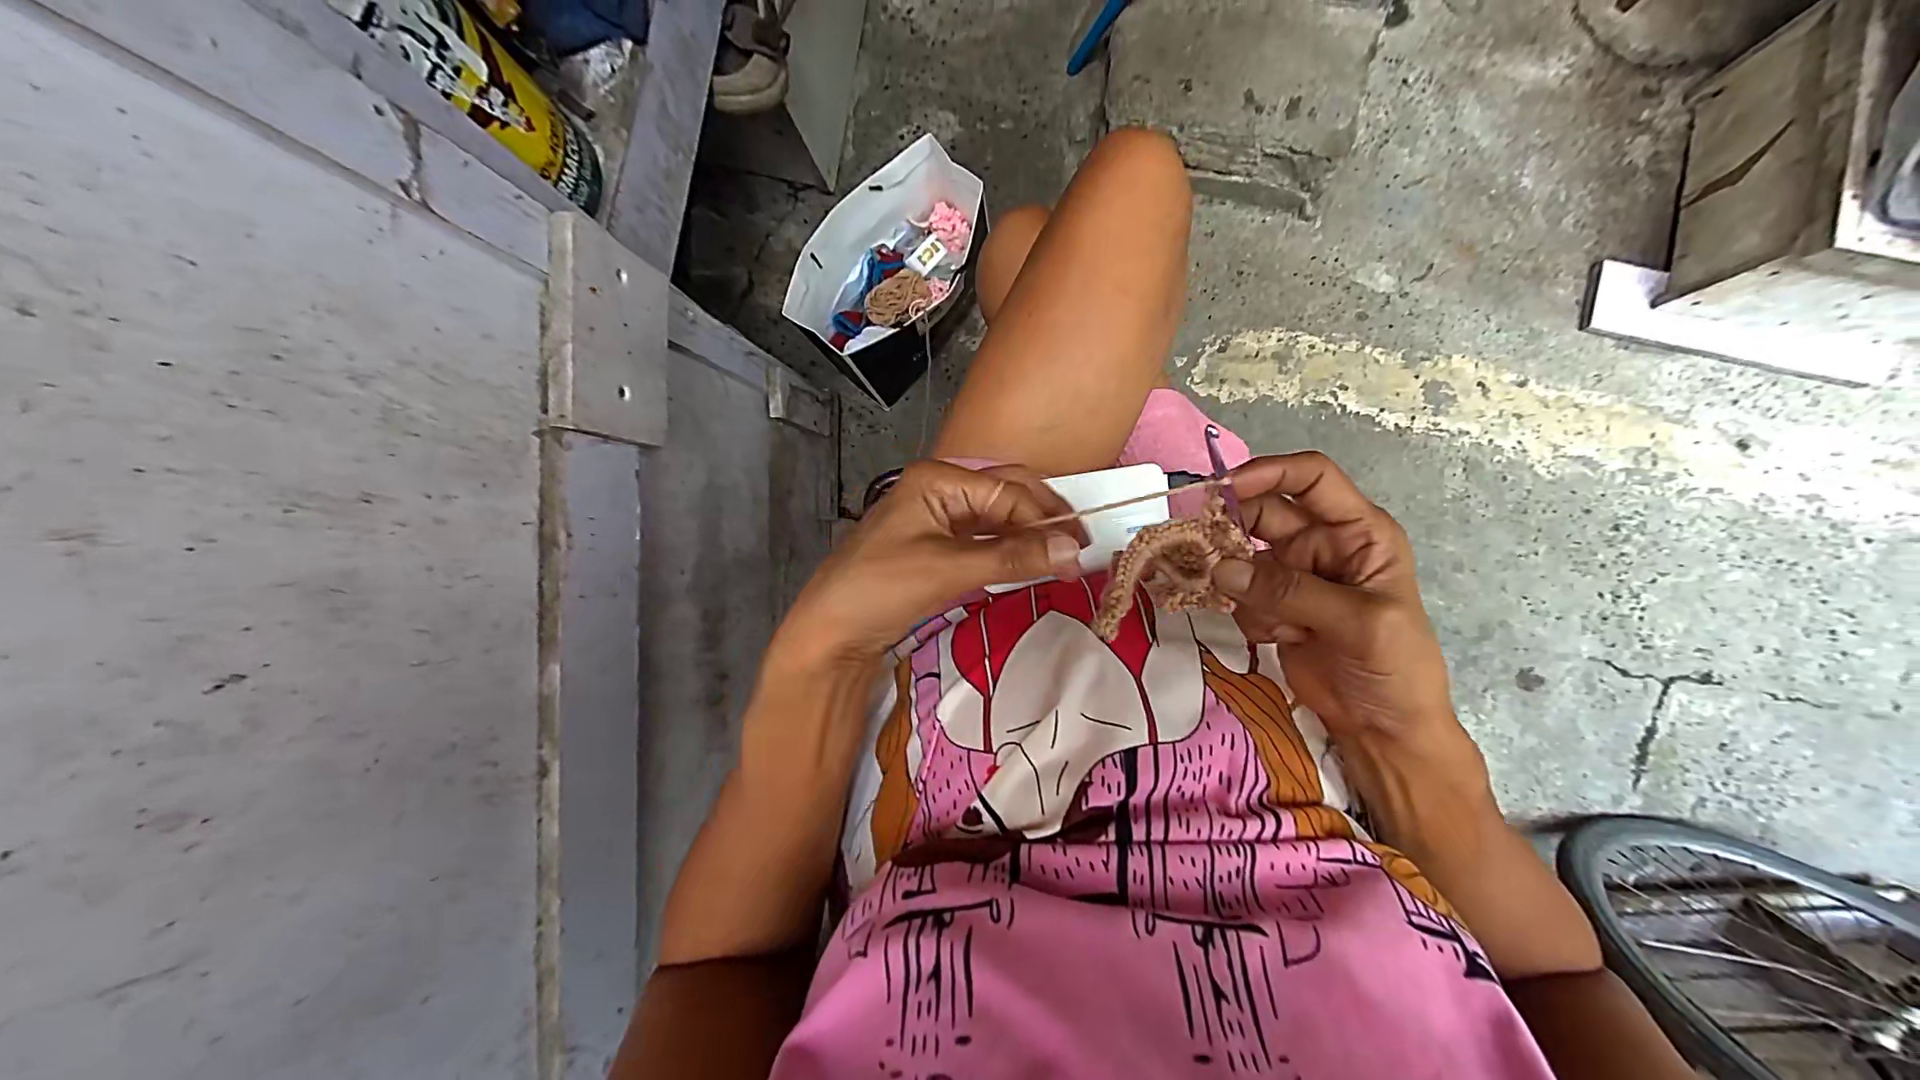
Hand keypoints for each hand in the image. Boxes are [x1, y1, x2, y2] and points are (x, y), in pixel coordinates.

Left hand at [772, 461, 1085, 669]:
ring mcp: (940, 517)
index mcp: (938, 479)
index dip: (1046, 519)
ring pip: (999, 518)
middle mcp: (941, 490)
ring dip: (1030, 536)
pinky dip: (1011, 551)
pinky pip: (986, 539)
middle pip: (1007, 494)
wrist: (831, 631)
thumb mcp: (949, 570)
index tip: (1078, 548)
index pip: (1008, 491)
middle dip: (1043, 519)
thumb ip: (1012, 558)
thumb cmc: (879, 589)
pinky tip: (1030, 564)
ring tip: (1062, 559)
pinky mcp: (940, 545)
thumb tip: (1071, 549)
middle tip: (1077, 549)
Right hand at [1209, 452, 1455, 747]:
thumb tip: (1221, 567)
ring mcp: (1293, 576)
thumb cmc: (1396, 669)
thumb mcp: (1357, 623)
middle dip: (1234, 530)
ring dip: (1239, 581)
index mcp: (1359, 532)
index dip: (1269, 473)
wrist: (1385, 730)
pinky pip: (1238, 593)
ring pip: (1242, 555)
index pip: (1312, 478)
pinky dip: (1246, 612)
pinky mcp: (1271, 605)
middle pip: (1263, 513)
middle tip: (1204, 551)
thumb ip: (1290, 591)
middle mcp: (1322, 544)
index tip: (1223, 489)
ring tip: (1265, 617)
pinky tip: (1277, 638)